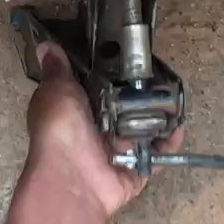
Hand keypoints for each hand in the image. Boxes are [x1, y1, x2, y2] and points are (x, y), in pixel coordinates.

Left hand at [23, 42, 180, 221]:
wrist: (72, 176)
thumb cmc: (59, 130)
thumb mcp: (55, 90)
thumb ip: (58, 70)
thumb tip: (46, 47)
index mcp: (74, 111)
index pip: (96, 89)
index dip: (111, 75)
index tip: (129, 60)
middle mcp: (94, 131)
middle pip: (124, 109)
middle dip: (140, 96)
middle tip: (158, 80)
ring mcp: (115, 151)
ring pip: (143, 131)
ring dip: (158, 118)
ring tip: (172, 101)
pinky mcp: (134, 168)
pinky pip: (156, 154)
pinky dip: (168, 143)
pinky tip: (177, 128)